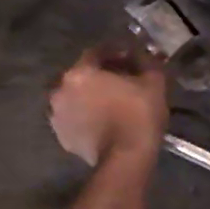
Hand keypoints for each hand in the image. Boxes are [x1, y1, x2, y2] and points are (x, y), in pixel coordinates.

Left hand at [49, 45, 169, 166]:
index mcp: (80, 72)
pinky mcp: (60, 133)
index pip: (97, 52)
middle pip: (83, 73)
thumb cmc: (139, 113)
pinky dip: (86, 112)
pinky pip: (74, 115)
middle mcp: (60, 89)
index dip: (117, 52)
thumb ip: (147, 62)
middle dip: (102, 73)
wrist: (125, 156)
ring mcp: (56, 113)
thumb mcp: (153, 81)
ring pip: (76, 95)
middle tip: (124, 79)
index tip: (132, 58)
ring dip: (91, 93)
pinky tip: (104, 117)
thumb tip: (146, 53)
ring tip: (113, 100)